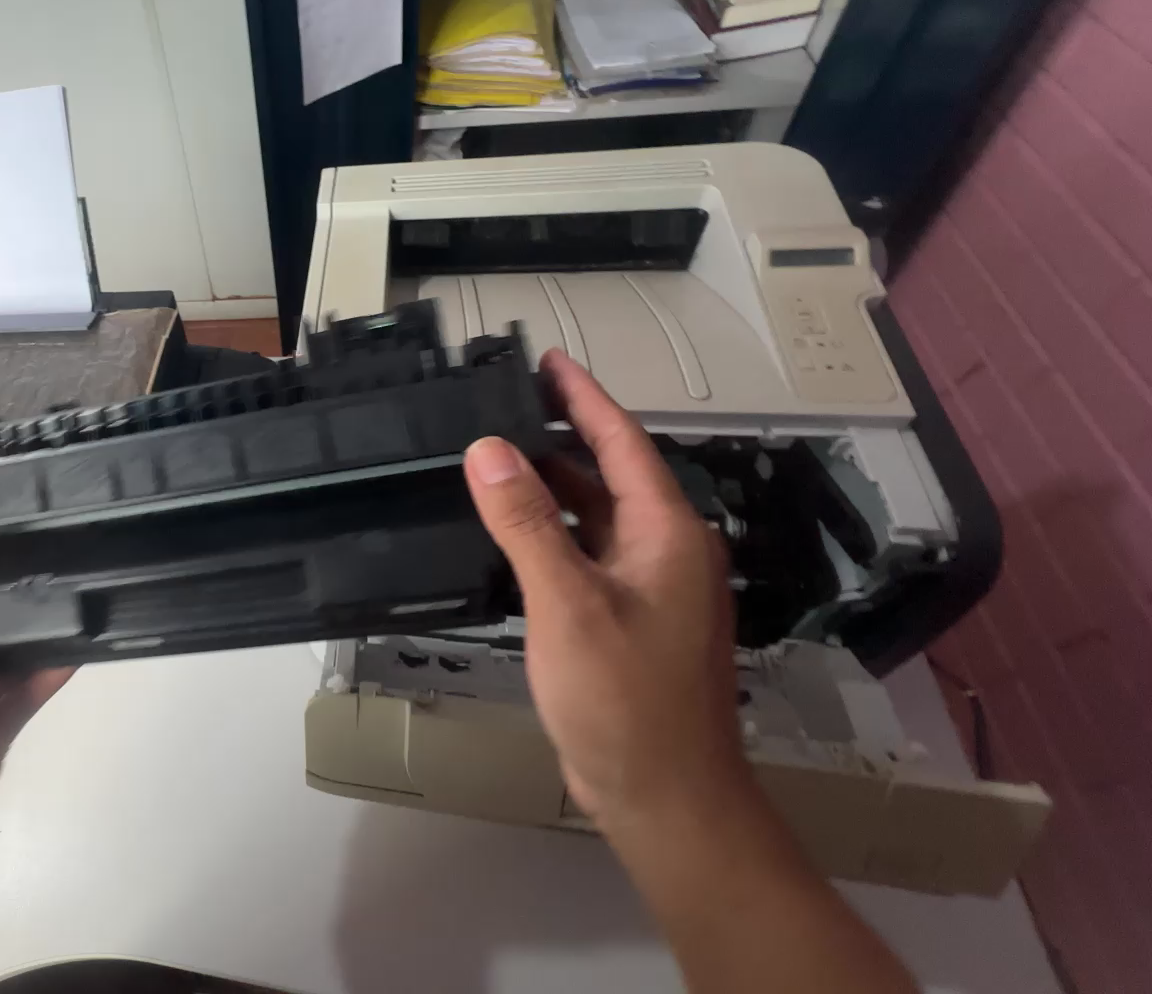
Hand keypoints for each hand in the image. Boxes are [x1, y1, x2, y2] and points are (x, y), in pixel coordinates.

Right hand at [463, 350, 747, 826]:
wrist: (662, 792)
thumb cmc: (624, 696)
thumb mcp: (567, 601)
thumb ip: (526, 522)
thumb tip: (488, 450)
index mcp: (665, 532)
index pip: (621, 442)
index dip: (583, 397)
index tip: (546, 361)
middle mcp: (661, 550)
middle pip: (605, 474)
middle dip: (558, 436)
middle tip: (501, 406)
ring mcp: (643, 586)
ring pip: (591, 515)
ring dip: (547, 486)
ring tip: (492, 458)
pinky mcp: (622, 616)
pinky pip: (581, 552)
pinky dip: (546, 531)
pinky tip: (507, 530)